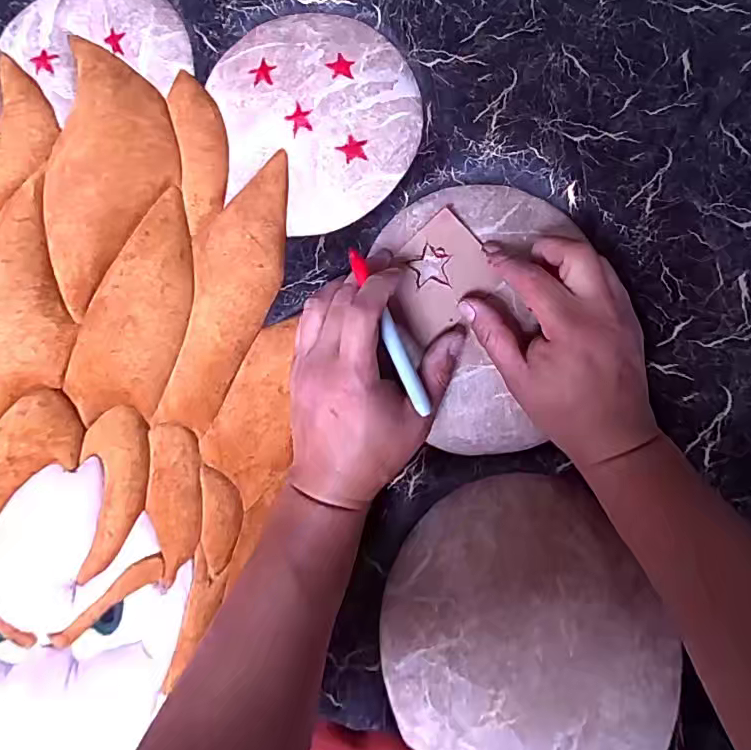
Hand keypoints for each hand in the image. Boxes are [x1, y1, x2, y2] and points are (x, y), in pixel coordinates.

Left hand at [288, 270, 463, 509]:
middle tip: (387, 265)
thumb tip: (457, 335)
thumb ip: (437, 372)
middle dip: (362, 276)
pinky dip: (326, 303)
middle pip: (336, 299)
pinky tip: (345, 306)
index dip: (380, 283)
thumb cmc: (377, 452)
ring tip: (366, 281)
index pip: (360, 310)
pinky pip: (305, 321)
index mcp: (352, 373)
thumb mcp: (419, 418)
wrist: (327, 484)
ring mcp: (301, 364)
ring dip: (342, 286)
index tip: (400, 272)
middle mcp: (320, 362)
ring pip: (315, 305)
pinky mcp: (294, 369)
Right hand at [462, 237, 659, 467]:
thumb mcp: (519, 378)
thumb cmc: (563, 411)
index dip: (508, 262)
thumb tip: (471, 302)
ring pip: (598, 260)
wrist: (617, 435)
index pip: (534, 278)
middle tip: (523, 257)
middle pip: (577, 253)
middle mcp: (602, 310)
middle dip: (546, 246)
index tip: (489, 253)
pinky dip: (588, 271)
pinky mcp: (631, 317)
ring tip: (544, 269)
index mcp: (570, 326)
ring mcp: (622, 311)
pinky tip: (569, 288)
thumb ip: (495, 335)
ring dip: (569, 255)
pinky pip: (610, 278)